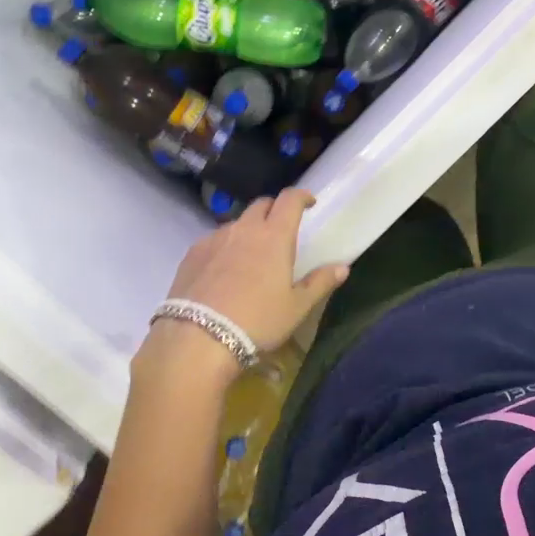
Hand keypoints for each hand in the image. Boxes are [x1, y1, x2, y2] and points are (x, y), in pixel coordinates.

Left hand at [154, 189, 349, 363]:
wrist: (197, 339)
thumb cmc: (257, 320)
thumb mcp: (296, 307)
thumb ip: (320, 283)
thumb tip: (342, 268)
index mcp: (274, 236)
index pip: (290, 200)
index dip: (301, 196)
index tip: (309, 203)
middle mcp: (244, 228)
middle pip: (261, 205)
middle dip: (274, 210)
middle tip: (281, 229)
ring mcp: (215, 239)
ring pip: (236, 223)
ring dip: (248, 230)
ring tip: (250, 255)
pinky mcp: (192, 254)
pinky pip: (214, 240)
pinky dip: (225, 246)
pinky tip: (223, 270)